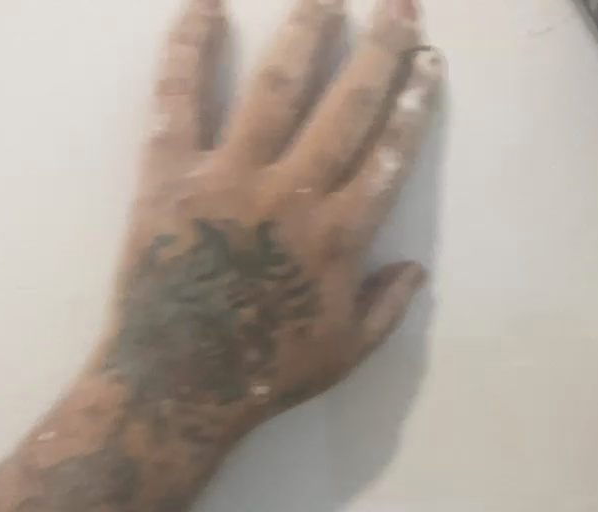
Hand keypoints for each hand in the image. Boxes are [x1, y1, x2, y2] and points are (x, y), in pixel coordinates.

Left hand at [94, 0, 443, 443]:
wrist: (178, 386)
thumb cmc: (265, 376)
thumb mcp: (343, 356)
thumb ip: (384, 310)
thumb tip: (415, 269)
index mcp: (339, 235)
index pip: (388, 154)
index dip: (412, 104)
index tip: (427, 64)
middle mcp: (293, 191)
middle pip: (346, 105)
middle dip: (380, 49)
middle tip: (400, 4)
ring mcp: (229, 175)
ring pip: (276, 85)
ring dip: (305, 30)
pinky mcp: (170, 173)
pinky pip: (179, 96)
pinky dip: (189, 46)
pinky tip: (204, 4)